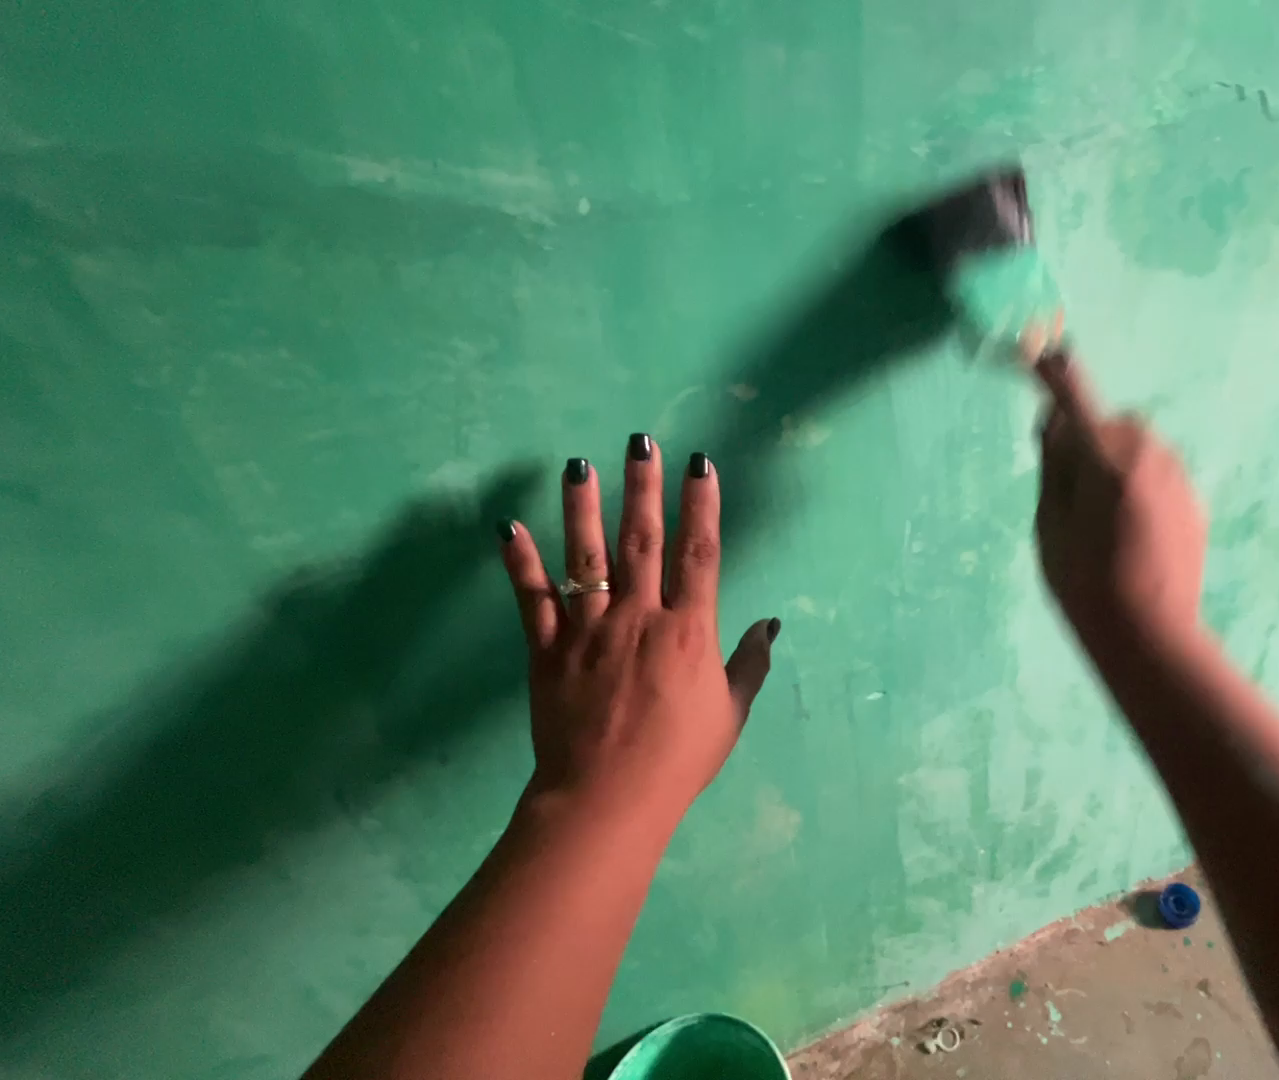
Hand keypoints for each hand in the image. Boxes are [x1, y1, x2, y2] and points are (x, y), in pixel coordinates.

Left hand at [496, 436, 778, 822]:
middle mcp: (639, 617)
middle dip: (643, 487)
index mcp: (689, 630)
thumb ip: (748, 664)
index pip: (701, 553)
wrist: (607, 800)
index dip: (702, 505)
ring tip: (578, 465)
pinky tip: (508, 527)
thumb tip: (770, 623)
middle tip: (639, 440)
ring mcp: (589, 631)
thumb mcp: (729, 714)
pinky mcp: (548, 652)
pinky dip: (520, 563)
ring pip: (585, 558)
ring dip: (582, 508)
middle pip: (643, 540)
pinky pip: (533, 600)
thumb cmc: (678, 759)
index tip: (699, 464)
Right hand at [1033, 353, 1206, 645]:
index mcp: (1108, 460)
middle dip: (1090, 438)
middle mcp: (1151, 456)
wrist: (1150, 636)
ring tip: (1099, 518)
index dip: (1054, 376)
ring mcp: (1179, 478)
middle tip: (1068, 485)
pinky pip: (1157, 473)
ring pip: (1137, 447)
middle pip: (1112, 424)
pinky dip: (1137, 483)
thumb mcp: (1049, 526)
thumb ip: (1054, 467)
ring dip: (1115, 461)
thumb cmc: (1084, 584)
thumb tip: (1055, 423)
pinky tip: (1129, 530)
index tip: (1040, 351)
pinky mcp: (1193, 500)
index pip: (1075, 400)